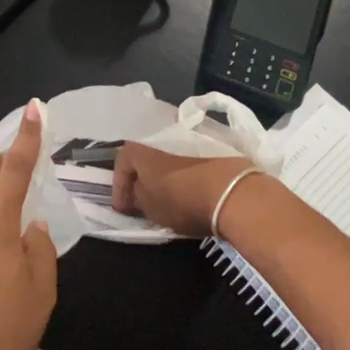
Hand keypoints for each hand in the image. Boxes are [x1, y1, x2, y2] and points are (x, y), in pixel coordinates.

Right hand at [110, 144, 255, 236]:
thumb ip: (138, 199)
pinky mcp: (208, 153)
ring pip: (165, 161)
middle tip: (141, 203)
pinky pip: (185, 165)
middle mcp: (159, 140)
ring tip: (165, 202)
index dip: (118, 187)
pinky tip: (186, 195)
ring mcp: (185, 144)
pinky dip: (182, 179)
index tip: (122, 209)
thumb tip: (137, 194)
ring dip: (162, 180)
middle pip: (144, 160)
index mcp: (141, 151)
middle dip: (140, 181)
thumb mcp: (151, 207)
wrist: (231, 191)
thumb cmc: (182, 199)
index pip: (121, 162)